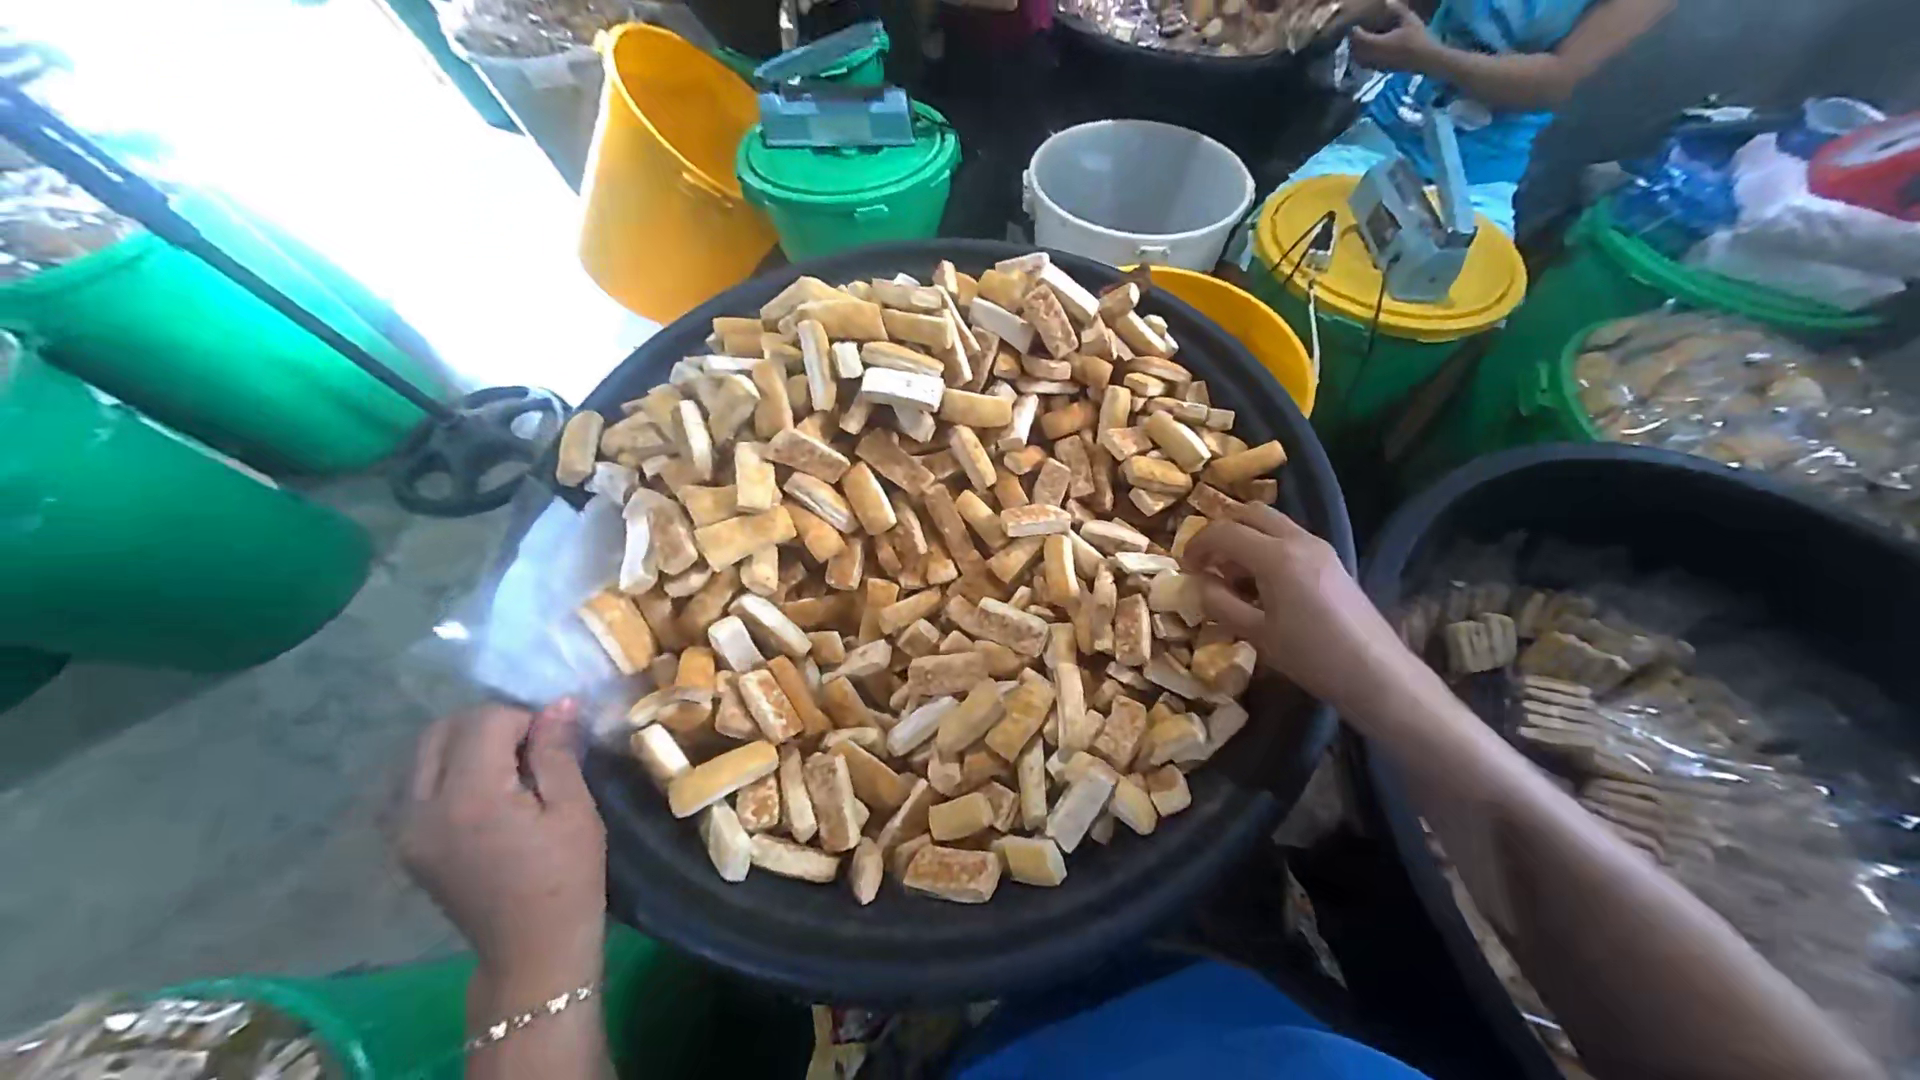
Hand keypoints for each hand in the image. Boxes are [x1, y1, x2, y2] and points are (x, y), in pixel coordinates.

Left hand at [399, 701, 606, 986]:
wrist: (530, 947)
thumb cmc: (567, 874)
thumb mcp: (574, 808)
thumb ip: (557, 752)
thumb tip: (560, 703)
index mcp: (471, 798)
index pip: (485, 721)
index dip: (526, 718)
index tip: (555, 741)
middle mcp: (423, 808)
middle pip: (443, 729)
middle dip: (491, 723)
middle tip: (531, 746)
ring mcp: (406, 829)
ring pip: (422, 752)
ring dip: (465, 742)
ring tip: (508, 766)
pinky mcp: (406, 843)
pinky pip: (415, 782)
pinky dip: (447, 767)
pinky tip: (482, 787)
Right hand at [1181, 504, 1409, 715]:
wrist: (1377, 674)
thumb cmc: (1311, 656)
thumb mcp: (1256, 633)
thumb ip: (1220, 602)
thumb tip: (1200, 584)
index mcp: (1276, 557)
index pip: (1223, 532)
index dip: (1197, 545)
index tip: (1185, 568)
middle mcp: (1298, 540)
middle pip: (1249, 513)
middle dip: (1221, 531)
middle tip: (1207, 562)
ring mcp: (1319, 547)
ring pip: (1271, 522)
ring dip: (1244, 537)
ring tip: (1232, 575)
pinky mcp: (1331, 560)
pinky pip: (1288, 538)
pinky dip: (1265, 546)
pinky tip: (1261, 583)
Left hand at [1349, 0, 1440, 73]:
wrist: (1422, 58)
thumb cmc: (1416, 37)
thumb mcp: (1409, 20)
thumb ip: (1397, 10)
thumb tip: (1388, 0)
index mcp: (1378, 43)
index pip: (1359, 38)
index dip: (1355, 32)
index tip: (1354, 25)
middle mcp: (1372, 56)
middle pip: (1355, 49)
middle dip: (1354, 41)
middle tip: (1355, 33)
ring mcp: (1374, 64)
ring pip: (1358, 58)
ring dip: (1356, 50)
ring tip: (1359, 41)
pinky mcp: (1378, 69)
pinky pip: (1364, 64)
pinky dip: (1361, 57)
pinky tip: (1366, 51)